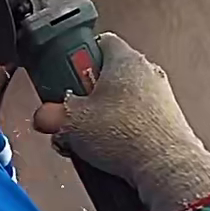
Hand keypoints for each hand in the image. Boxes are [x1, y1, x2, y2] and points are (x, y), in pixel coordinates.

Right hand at [32, 33, 209, 210]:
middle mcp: (147, 73)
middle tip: (72, 114)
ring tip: (89, 139)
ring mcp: (160, 98)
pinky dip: (120, 134)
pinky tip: (109, 151)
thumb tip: (43, 116)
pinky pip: (134, 122)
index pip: (98, 42)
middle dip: (86, 97)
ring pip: (120, 102)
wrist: (165, 168)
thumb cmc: (127, 136)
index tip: (64, 73)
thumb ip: (49, 115)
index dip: (76, 57)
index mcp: (125, 60)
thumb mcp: (70, 121)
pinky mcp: (166, 123)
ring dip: (102, 118)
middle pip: (107, 77)